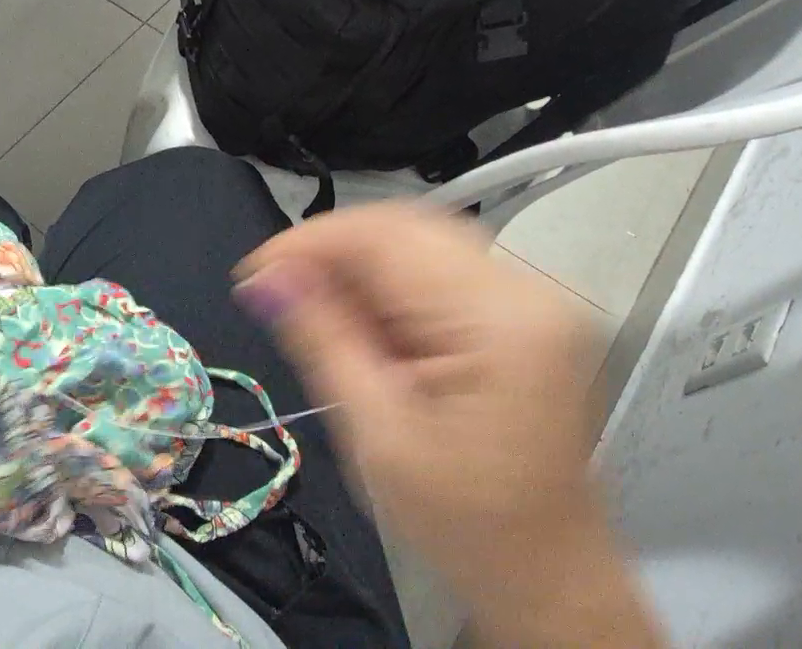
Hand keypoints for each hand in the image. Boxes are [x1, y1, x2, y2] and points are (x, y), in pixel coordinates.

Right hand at [234, 204, 661, 647]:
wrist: (546, 574)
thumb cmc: (464, 523)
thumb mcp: (376, 432)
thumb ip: (322, 339)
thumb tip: (266, 278)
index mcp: (501, 323)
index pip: (386, 238)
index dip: (309, 243)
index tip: (255, 274)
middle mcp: (528, 293)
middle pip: (405, 226)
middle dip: (330, 251)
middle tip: (279, 291)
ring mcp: (531, 299)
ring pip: (417, 238)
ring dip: (355, 265)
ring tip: (315, 310)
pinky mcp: (521, 312)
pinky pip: (436, 266)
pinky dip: (385, 281)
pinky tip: (362, 321)